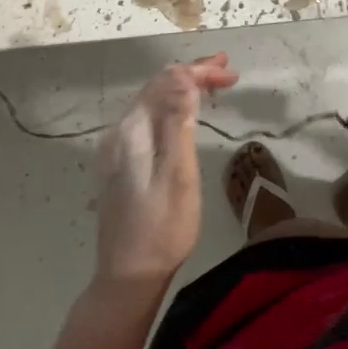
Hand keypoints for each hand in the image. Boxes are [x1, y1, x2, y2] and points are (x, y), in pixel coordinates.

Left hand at [92, 52, 238, 283]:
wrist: (127, 278)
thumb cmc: (162, 228)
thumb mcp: (179, 174)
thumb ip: (178, 122)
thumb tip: (184, 75)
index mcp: (132, 130)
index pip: (166, 81)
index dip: (198, 71)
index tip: (230, 71)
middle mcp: (120, 132)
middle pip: (157, 88)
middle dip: (192, 74)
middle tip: (228, 71)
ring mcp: (117, 148)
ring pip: (153, 103)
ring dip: (183, 90)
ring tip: (214, 85)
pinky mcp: (121, 163)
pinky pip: (149, 120)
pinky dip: (172, 108)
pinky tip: (187, 115)